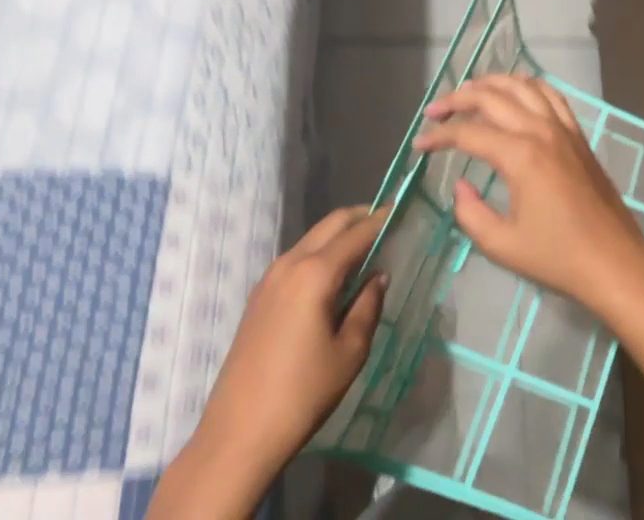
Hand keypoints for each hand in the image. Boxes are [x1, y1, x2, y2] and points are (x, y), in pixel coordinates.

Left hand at [173, 206, 386, 497]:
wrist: (238, 433)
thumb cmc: (303, 393)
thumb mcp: (351, 352)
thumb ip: (368, 306)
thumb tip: (378, 276)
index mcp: (315, 274)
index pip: (358, 233)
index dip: (383, 219)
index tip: (405, 210)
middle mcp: (289, 265)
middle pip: (330, 225)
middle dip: (360, 217)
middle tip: (389, 222)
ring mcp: (268, 280)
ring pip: (311, 240)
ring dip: (339, 236)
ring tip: (368, 250)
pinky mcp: (258, 298)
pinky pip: (296, 260)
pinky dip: (321, 254)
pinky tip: (336, 277)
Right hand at [414, 75, 643, 311]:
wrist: (613, 260)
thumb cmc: (557, 257)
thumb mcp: (501, 244)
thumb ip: (470, 212)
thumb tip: (460, 185)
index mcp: (520, 156)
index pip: (469, 133)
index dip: (438, 137)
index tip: (418, 146)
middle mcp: (542, 131)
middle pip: (493, 97)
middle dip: (458, 99)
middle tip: (434, 111)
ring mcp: (564, 129)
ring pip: (524, 87)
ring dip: (492, 83)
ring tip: (469, 92)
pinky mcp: (579, 135)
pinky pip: (551, 96)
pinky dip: (528, 87)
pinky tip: (515, 92)